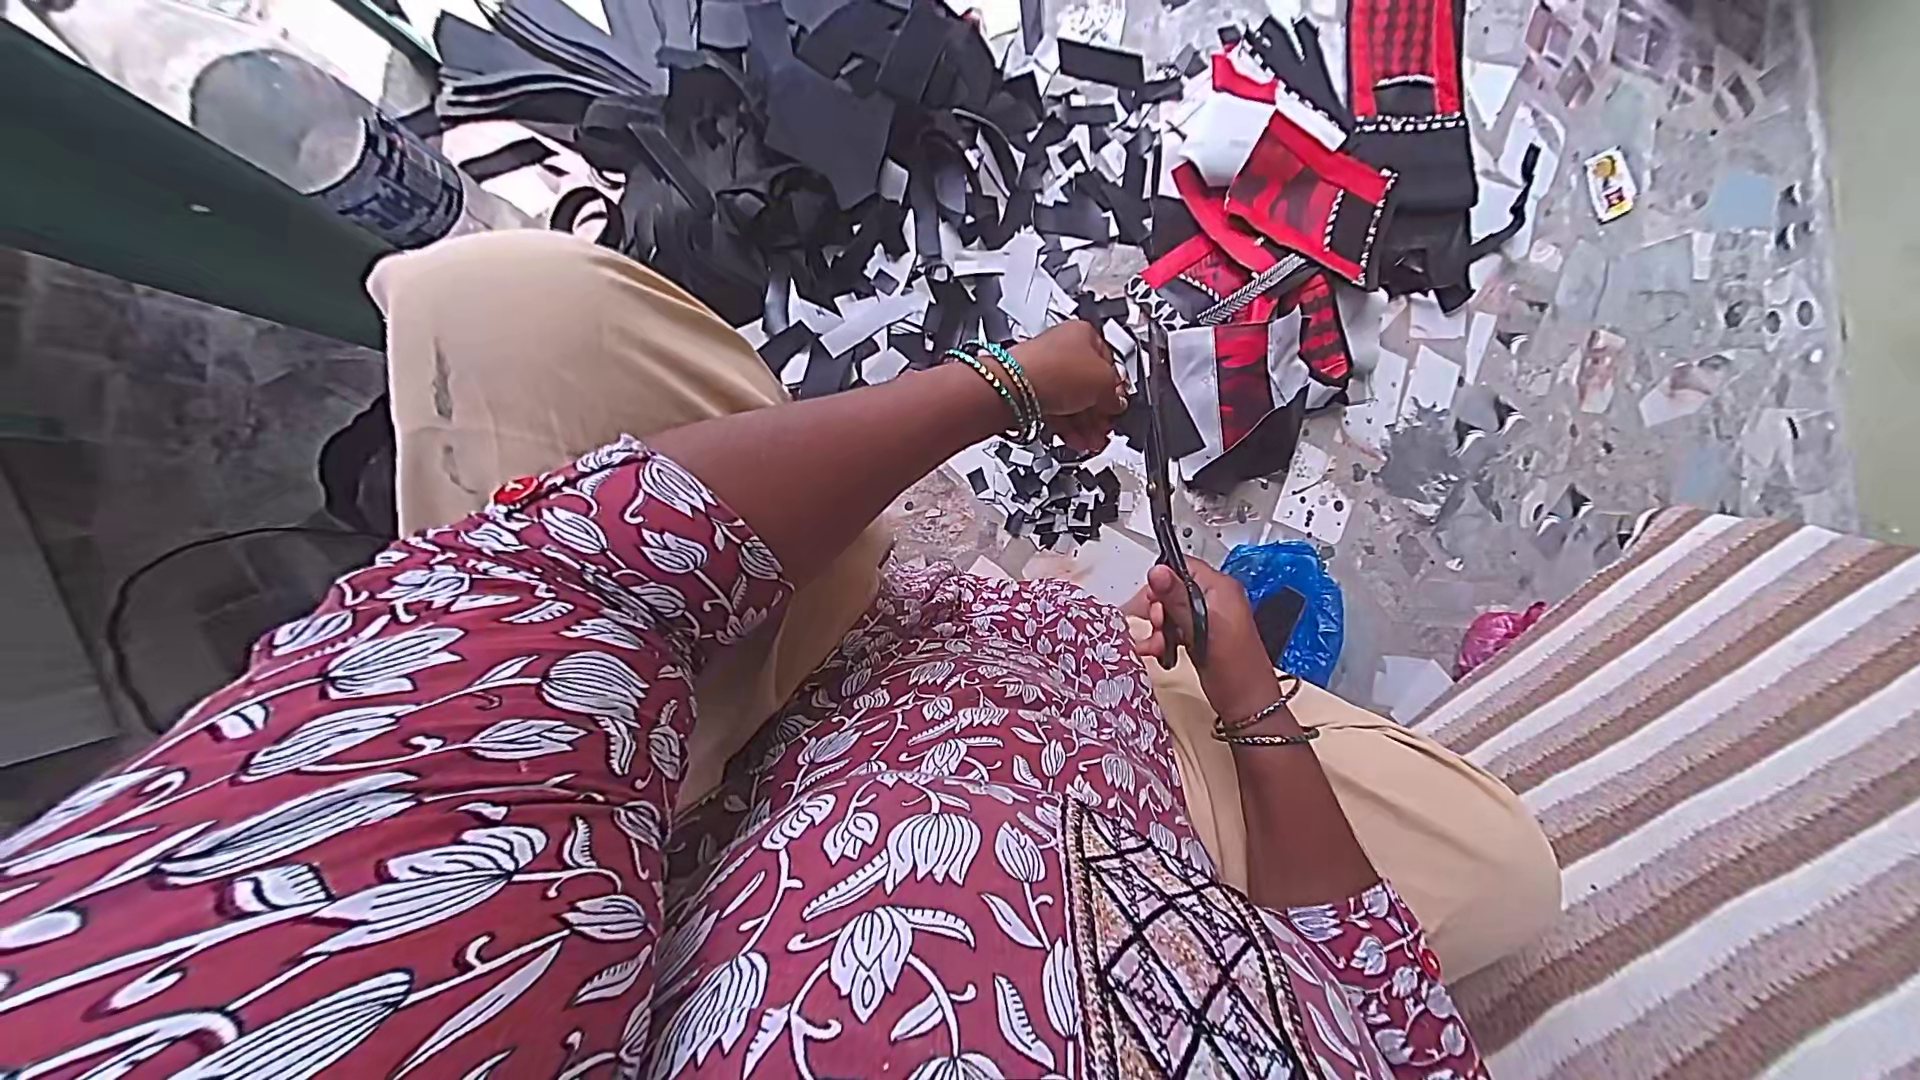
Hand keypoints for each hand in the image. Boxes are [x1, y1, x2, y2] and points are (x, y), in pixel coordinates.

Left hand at [1006, 321, 1127, 453]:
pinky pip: (1054, 410)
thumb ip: (1116, 394)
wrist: (1015, 389)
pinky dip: (1066, 426)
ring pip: (1070, 401)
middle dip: (1098, 412)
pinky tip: (1075, 440)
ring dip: (1084, 424)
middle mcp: (1061, 348)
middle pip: (1088, 385)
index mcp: (1083, 333)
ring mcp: (1044, 370)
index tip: (1118, 406)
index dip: (1116, 388)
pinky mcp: (1028, 392)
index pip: (1109, 362)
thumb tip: (1117, 402)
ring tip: (1092, 441)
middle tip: (1105, 428)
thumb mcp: (1103, 384)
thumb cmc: (1054, 371)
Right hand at [1123, 560, 1291, 727]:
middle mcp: (1213, 599)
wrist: (1246, 706)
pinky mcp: (1199, 634)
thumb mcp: (1201, 629)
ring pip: (1167, 609)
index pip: (1180, 566)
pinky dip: (1162, 637)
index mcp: (1220, 589)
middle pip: (1170, 589)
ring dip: (1156, 627)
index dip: (1161, 583)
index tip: (1153, 602)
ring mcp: (1206, 617)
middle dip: (1156, 609)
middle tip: (1158, 626)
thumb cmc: (1235, 670)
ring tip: (1157, 644)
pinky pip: (1172, 626)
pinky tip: (1158, 650)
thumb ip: (1177, 598)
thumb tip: (1158, 571)